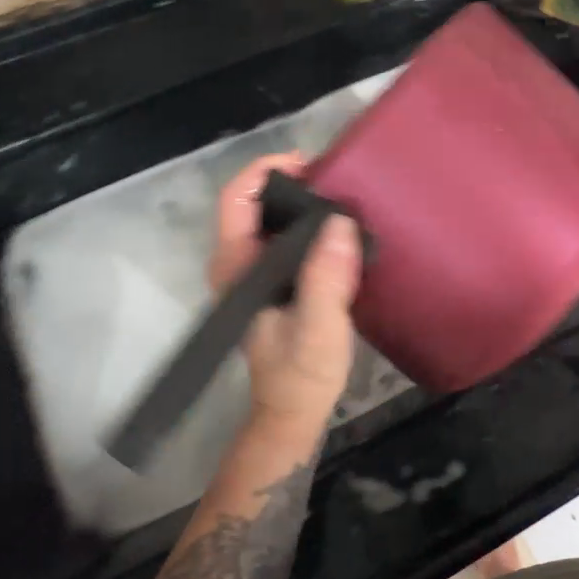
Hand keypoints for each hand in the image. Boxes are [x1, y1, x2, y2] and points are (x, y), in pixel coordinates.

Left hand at [209, 154, 361, 431]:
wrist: (293, 413)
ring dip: (300, 200)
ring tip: (341, 195)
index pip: (236, 199)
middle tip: (334, 177)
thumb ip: (325, 278)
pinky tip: (338, 228)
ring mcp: (253, 273)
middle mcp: (237, 263)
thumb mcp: (319, 327)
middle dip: (289, 180)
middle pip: (251, 201)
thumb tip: (340, 223)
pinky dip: (307, 221)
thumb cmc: (301, 373)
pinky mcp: (272, 281)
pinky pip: (283, 236)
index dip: (266, 171)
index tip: (311, 165)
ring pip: (268, 217)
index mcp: (237, 267)